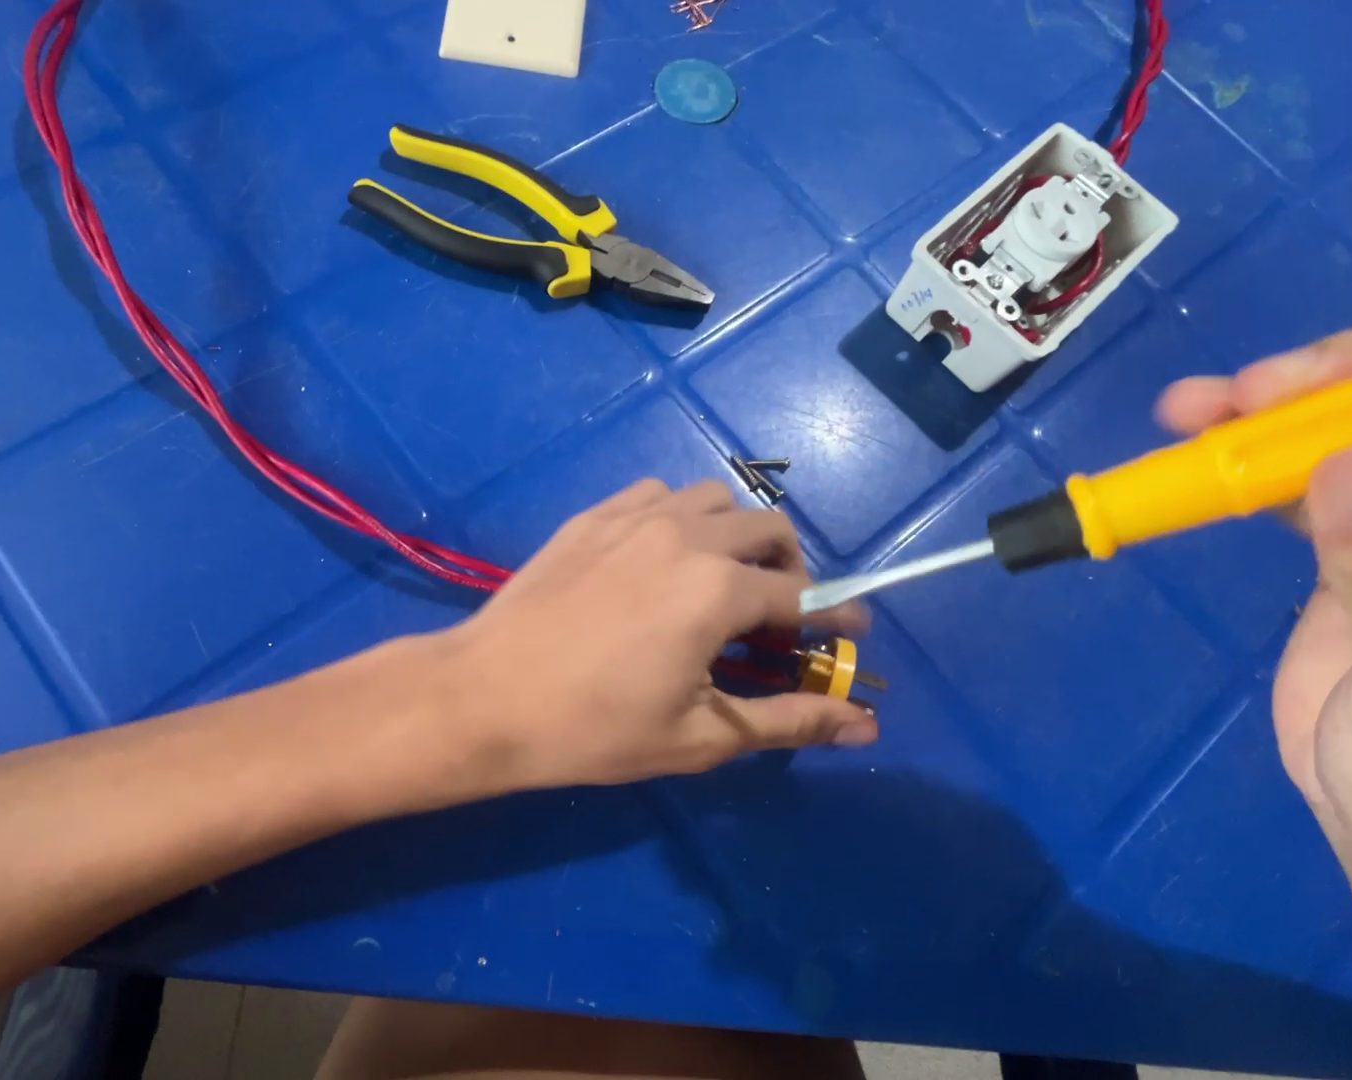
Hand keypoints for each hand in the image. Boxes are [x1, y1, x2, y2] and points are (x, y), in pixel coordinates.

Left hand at [441, 478, 876, 791]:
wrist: (485, 697)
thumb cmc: (594, 729)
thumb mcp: (699, 736)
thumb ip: (788, 722)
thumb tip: (865, 726)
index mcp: (719, 591)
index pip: (804, 595)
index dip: (837, 615)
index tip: (852, 630)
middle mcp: (687, 536)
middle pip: (771, 530)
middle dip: (791, 569)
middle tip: (778, 615)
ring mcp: (635, 517)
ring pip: (715, 500)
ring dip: (736, 535)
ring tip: (721, 579)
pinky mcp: (594, 515)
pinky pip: (658, 495)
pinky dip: (679, 516)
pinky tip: (660, 557)